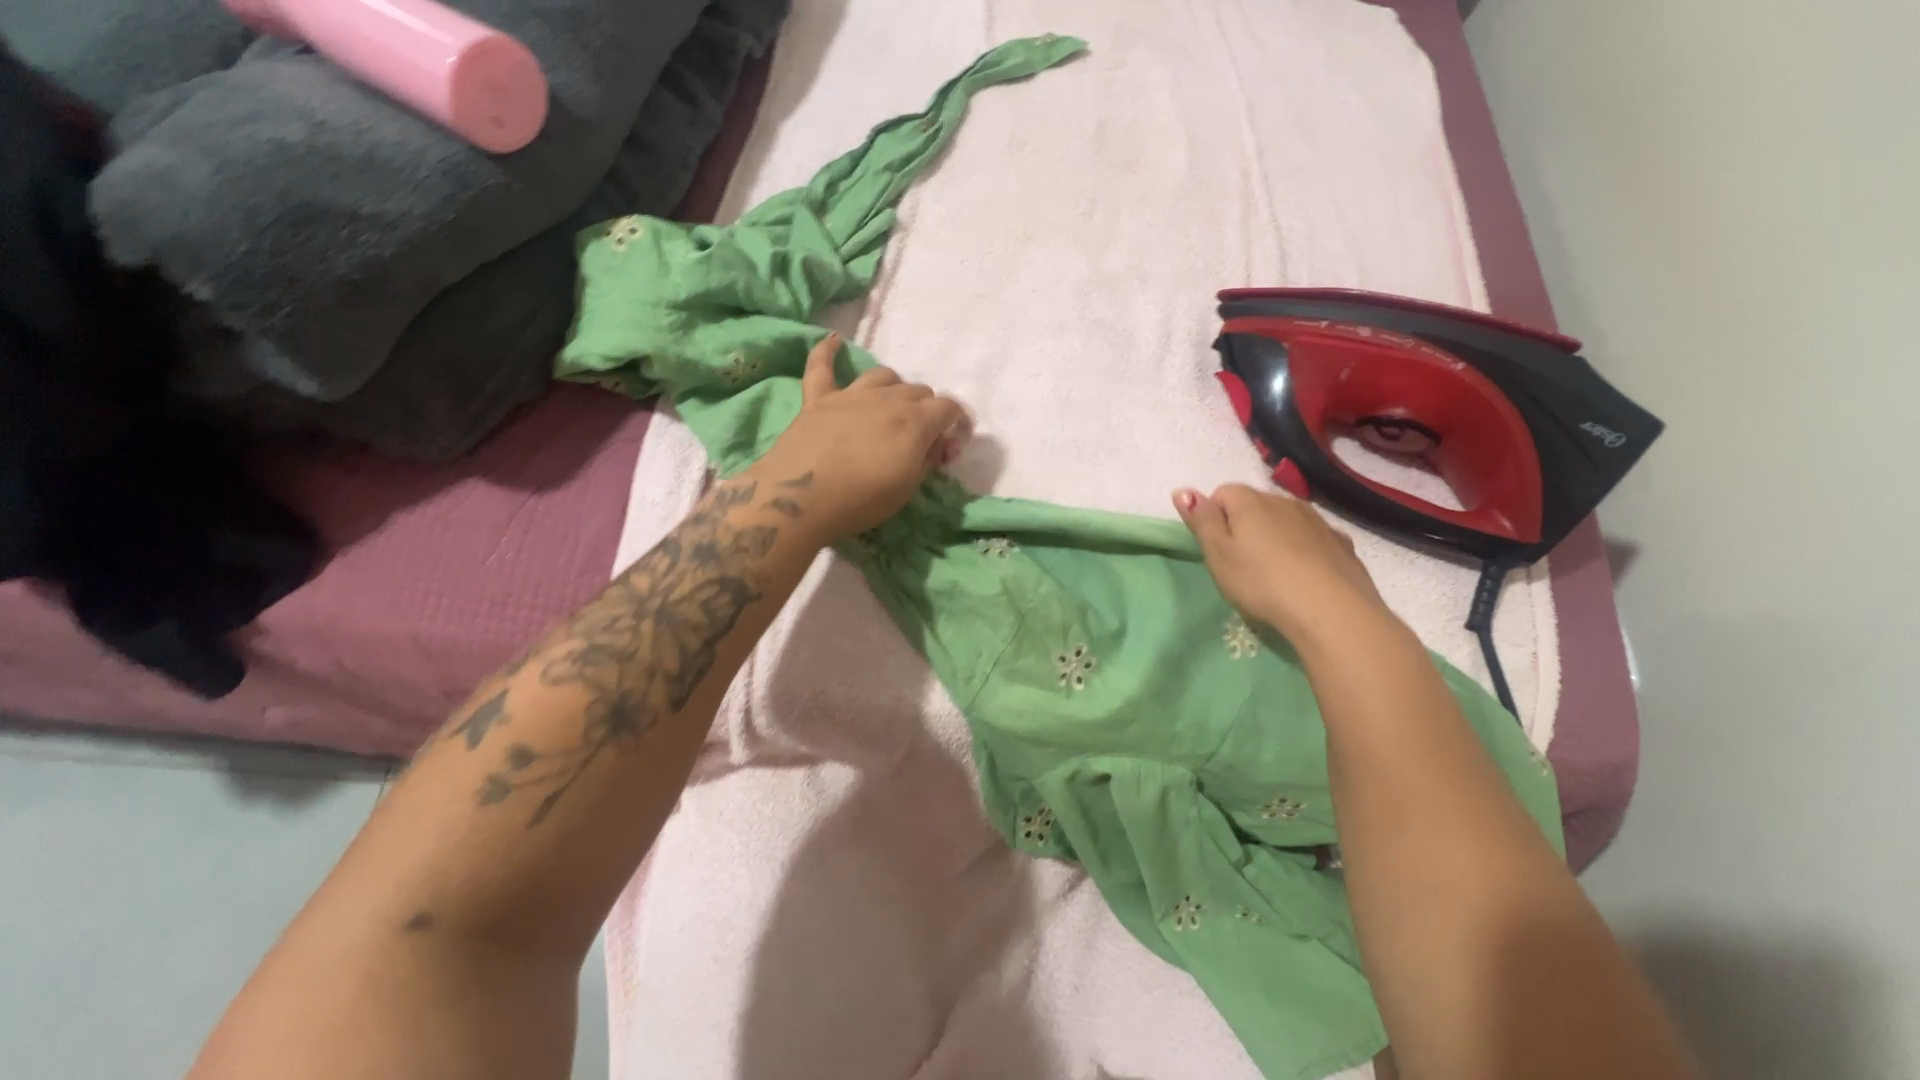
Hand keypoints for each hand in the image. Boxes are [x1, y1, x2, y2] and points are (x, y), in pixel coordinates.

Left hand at [745, 333, 970, 540]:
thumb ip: (927, 460)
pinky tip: (832, 342)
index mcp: (915, 422)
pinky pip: (820, 367)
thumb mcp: (907, 488)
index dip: (956, 423)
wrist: (801, 499)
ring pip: (882, 375)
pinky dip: (827, 352)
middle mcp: (887, 399)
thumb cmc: (861, 501)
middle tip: (921, 437)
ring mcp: (850, 395)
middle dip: (927, 409)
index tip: (953, 443)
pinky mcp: (817, 400)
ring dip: (894, 387)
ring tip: (892, 405)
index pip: (948, 408)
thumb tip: (940, 444)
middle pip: (918, 390)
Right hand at [1174, 484, 1392, 649]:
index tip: (1217, 550)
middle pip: (1256, 504)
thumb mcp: (1219, 555)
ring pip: (1286, 520)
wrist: (1332, 611)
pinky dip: (1305, 550)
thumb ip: (1201, 521)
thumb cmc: (1262, 583)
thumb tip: (1182, 490)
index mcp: (1251, 502)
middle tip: (1241, 564)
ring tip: (1274, 573)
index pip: (1222, 493)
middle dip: (1245, 526)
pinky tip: (1305, 576)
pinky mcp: (1341, 543)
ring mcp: (1318, 521)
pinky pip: (1313, 538)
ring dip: (1276, 536)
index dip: (1214, 518)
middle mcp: (1285, 501)